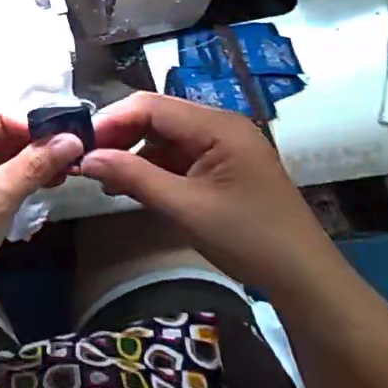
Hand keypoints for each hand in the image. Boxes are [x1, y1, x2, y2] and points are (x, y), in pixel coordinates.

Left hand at [0, 118, 85, 308]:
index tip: (70, 135)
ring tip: (73, 167)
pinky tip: (56, 179)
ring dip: (39, 161)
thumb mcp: (0, 193)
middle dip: (40, 144)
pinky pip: (9, 174)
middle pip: (7, 135)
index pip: (1, 118)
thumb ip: (36, 163)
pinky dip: (31, 176)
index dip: (35, 126)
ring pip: (11, 155)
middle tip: (78, 151)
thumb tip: (73, 139)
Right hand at [77, 92, 336, 295]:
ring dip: (133, 153)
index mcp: (217, 125)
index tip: (81, 144)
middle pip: (156, 116)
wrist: (305, 280)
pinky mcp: (222, 164)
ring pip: (163, 135)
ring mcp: (222, 144)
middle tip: (88, 161)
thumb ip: (133, 177)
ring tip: (104, 179)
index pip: (150, 106)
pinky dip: (152, 167)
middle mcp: (219, 125)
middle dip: (119, 136)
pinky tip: (131, 187)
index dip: (112, 121)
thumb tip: (87, 158)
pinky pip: (177, 154)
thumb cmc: (248, 239)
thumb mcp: (184, 208)